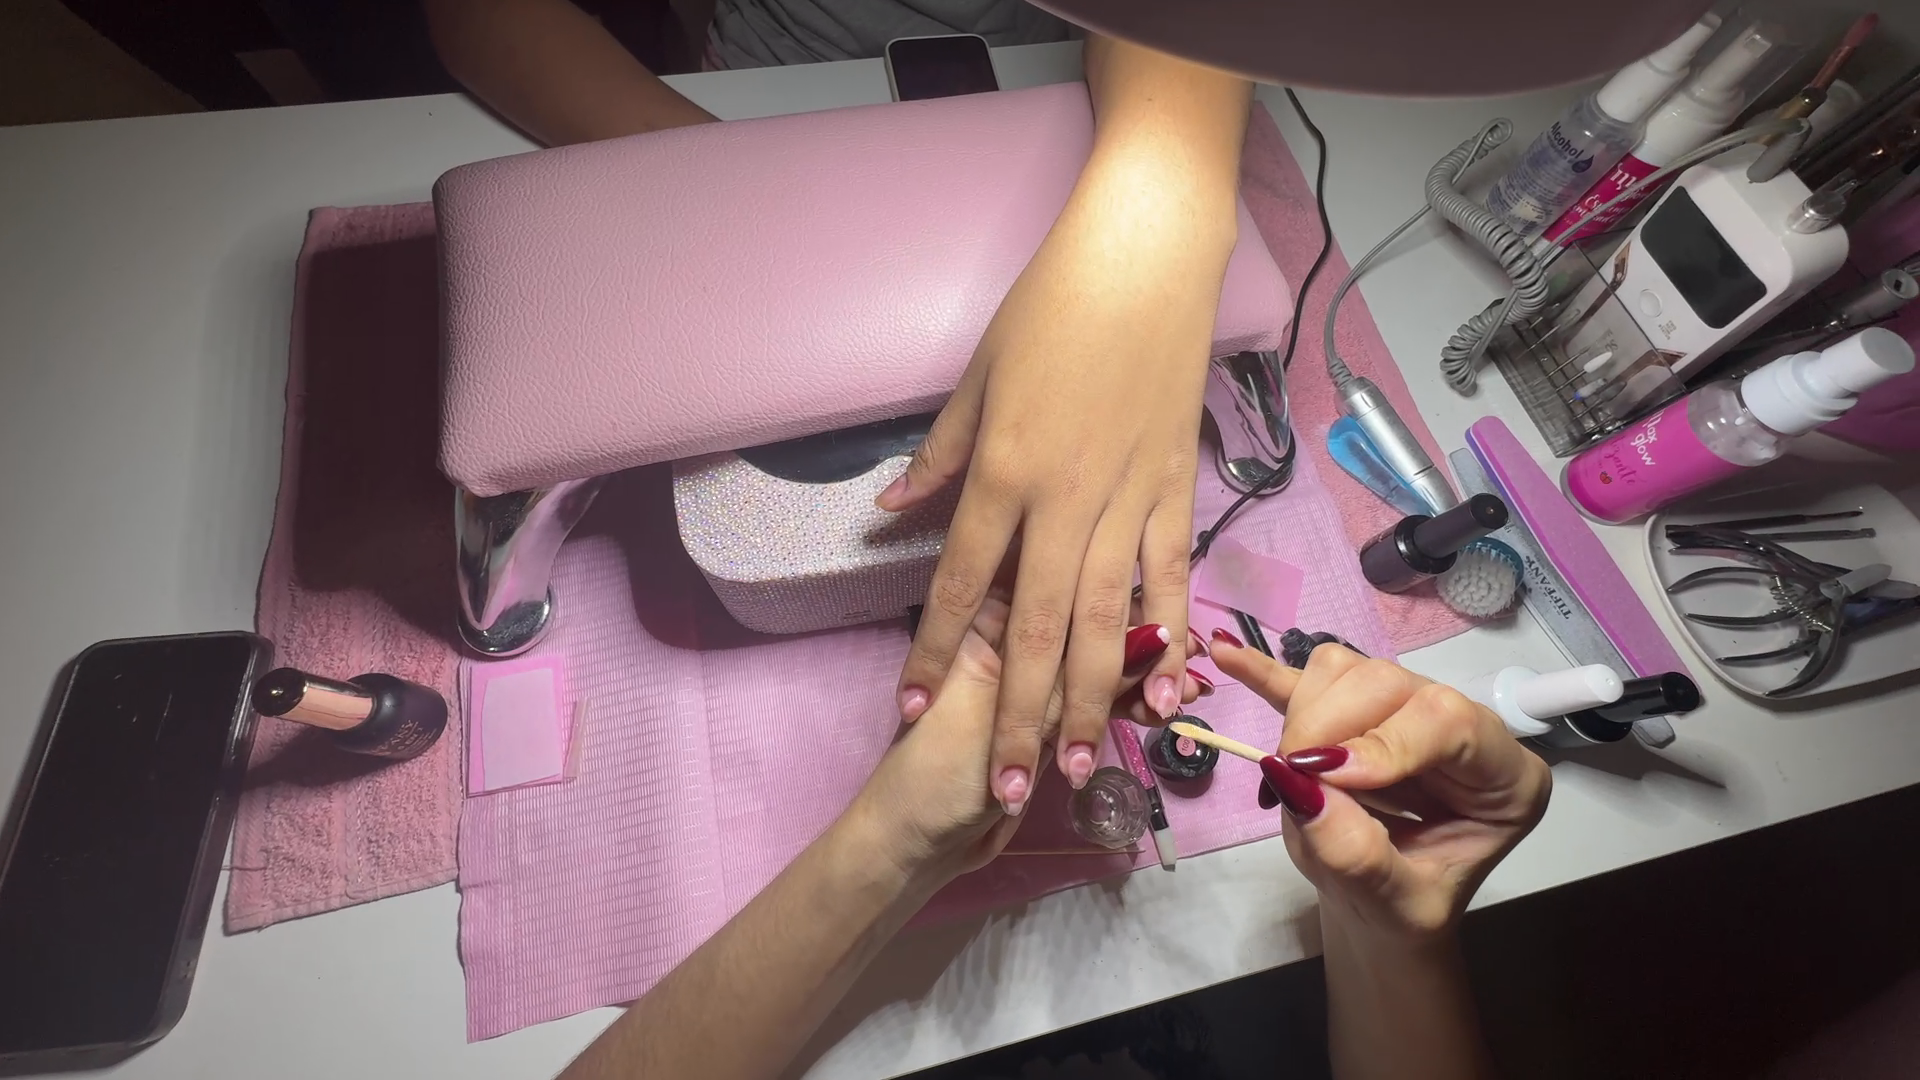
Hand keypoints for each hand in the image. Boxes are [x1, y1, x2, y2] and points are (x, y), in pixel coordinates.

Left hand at [855, 605, 1203, 883]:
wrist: (919, 842)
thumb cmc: (938, 769)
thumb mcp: (1001, 716)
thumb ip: (1067, 683)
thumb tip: (1147, 638)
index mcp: (987, 618)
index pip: (1057, 594)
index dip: (1116, 606)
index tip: (1168, 624)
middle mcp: (1016, 633)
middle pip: (1086, 627)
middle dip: (1138, 646)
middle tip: (1187, 665)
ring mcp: (1037, 672)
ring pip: (1098, 662)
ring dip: (1141, 677)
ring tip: (1185, 694)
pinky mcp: (1053, 709)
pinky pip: (1098, 698)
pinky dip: (1129, 703)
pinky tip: (1164, 708)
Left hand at [879, 194, 1236, 822]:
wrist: (1144, 262)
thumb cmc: (1049, 311)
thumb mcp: (976, 378)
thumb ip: (937, 458)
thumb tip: (890, 513)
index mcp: (1004, 473)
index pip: (959, 584)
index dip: (929, 652)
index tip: (908, 708)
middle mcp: (1064, 503)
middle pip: (1036, 627)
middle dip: (1017, 713)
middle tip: (1003, 788)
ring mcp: (1128, 503)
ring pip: (1107, 619)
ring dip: (1091, 698)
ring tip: (1079, 763)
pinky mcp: (1178, 493)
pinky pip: (1172, 577)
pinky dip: (1171, 635)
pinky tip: (1165, 691)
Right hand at [1210, 634, 1551, 940]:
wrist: (1379, 905)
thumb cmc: (1403, 910)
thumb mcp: (1396, 904)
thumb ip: (1358, 854)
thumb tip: (1301, 786)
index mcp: (1500, 774)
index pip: (1450, 719)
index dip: (1383, 740)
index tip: (1324, 778)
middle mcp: (1454, 723)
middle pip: (1386, 681)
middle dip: (1326, 725)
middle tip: (1292, 779)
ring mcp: (1395, 706)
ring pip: (1343, 669)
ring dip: (1301, 712)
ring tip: (1286, 766)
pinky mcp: (1343, 706)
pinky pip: (1301, 677)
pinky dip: (1262, 670)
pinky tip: (1225, 654)